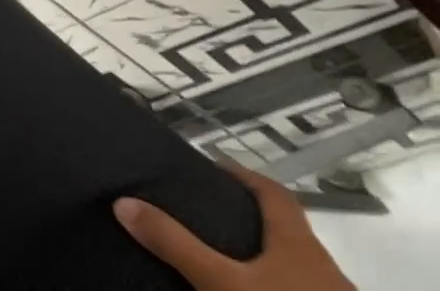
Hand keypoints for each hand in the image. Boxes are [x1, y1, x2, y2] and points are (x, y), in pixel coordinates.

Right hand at [114, 162, 353, 290]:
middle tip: (200, 211)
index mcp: (298, 244)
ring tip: (216, 254)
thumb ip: (176, 244)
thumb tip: (123, 202)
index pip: (274, 194)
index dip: (243, 175)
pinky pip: (294, 287)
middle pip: (285, 229)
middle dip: (246, 216)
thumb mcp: (222, 282)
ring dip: (258, 253)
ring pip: (291, 263)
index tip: (209, 167)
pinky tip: (242, 290)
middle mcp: (321, 266)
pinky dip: (268, 282)